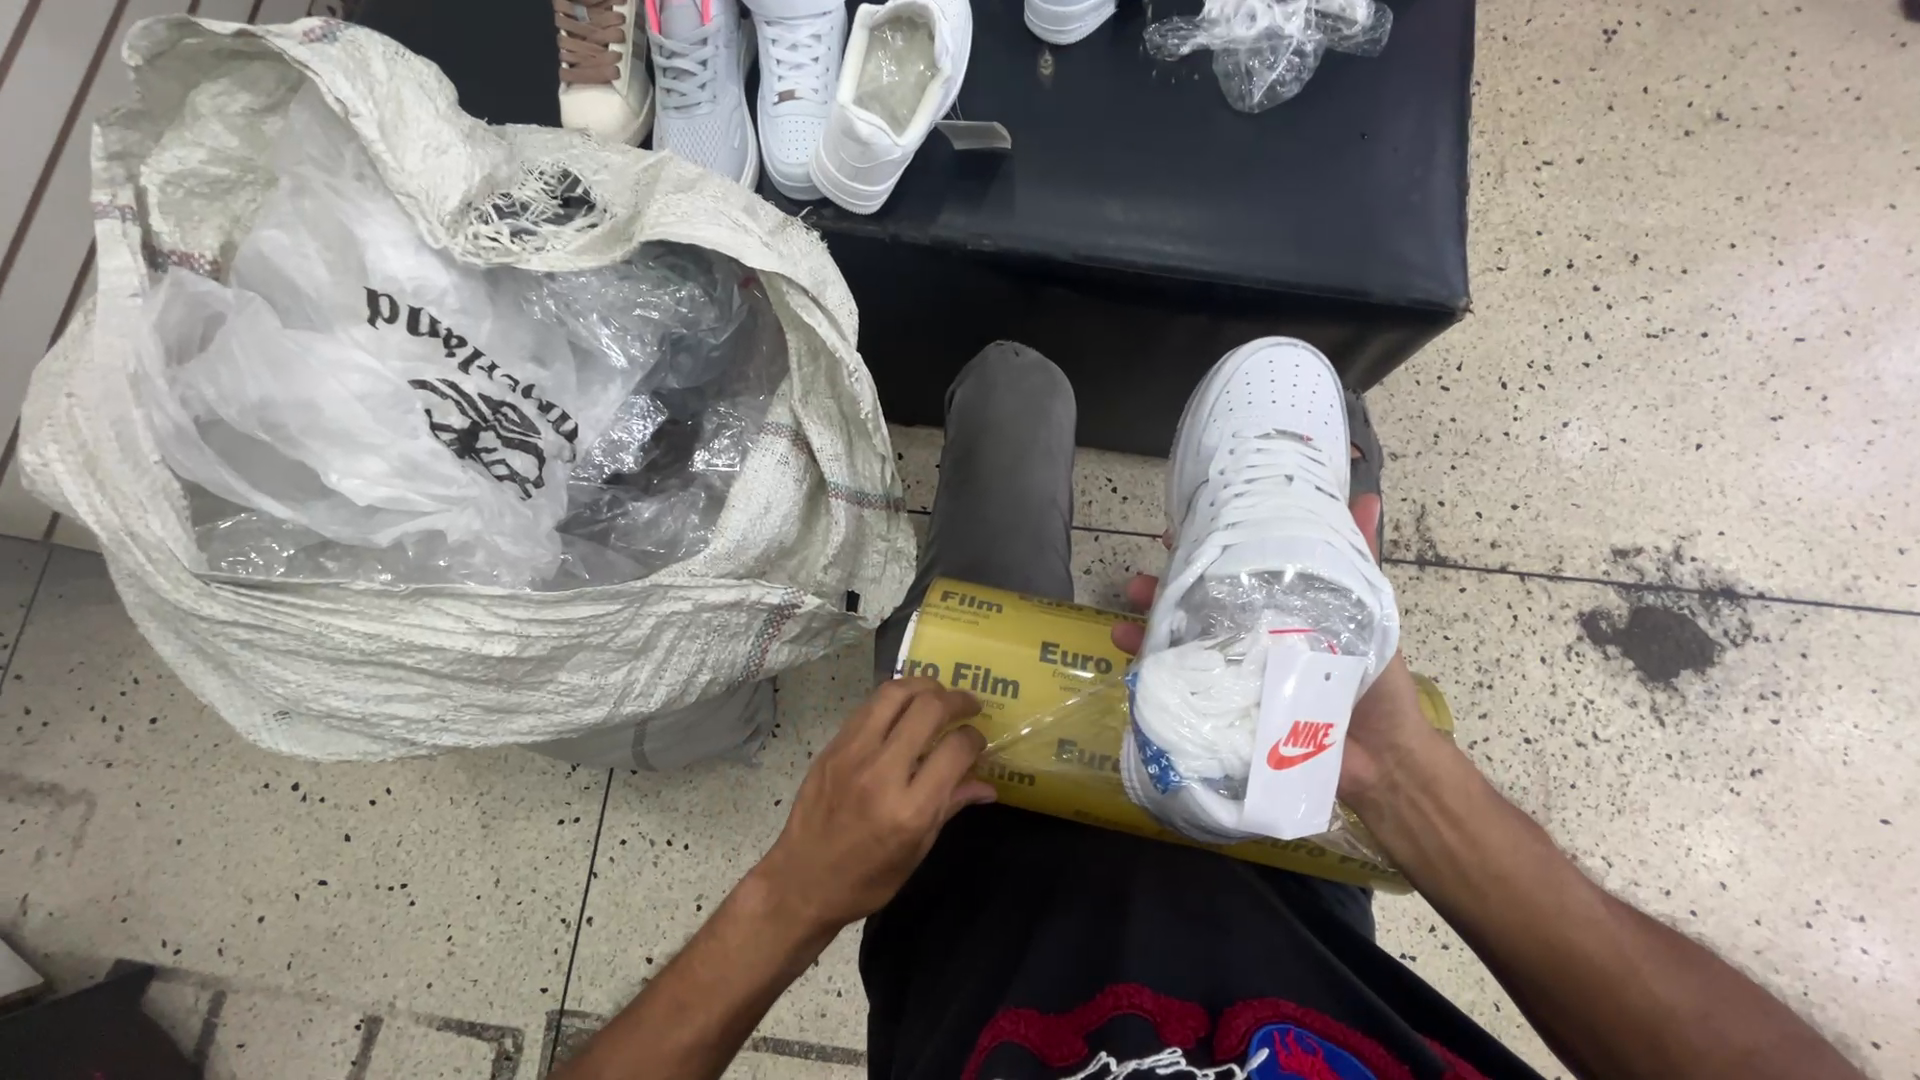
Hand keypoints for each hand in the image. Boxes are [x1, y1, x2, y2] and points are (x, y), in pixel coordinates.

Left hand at [751, 678, 995, 932]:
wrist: (801, 882)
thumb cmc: (867, 879)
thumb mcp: (917, 851)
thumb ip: (950, 806)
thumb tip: (987, 786)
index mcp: (910, 809)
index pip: (955, 750)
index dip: (975, 738)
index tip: (978, 740)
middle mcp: (881, 773)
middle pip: (928, 708)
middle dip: (957, 699)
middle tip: (969, 705)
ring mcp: (852, 754)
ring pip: (894, 694)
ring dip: (924, 686)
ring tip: (938, 694)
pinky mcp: (832, 747)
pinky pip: (869, 707)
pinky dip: (894, 699)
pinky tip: (905, 708)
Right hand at [1108, 487, 1438, 807]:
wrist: (1382, 759)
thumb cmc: (1375, 684)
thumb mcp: (1370, 612)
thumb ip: (1360, 560)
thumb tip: (1366, 498)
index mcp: (1272, 614)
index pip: (1226, 578)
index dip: (1197, 557)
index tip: (1171, 536)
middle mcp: (1245, 642)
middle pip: (1192, 611)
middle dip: (1159, 595)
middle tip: (1136, 584)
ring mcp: (1232, 680)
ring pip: (1180, 650)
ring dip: (1146, 635)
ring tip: (1121, 628)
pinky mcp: (1226, 717)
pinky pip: (1184, 696)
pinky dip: (1154, 684)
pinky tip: (1134, 674)